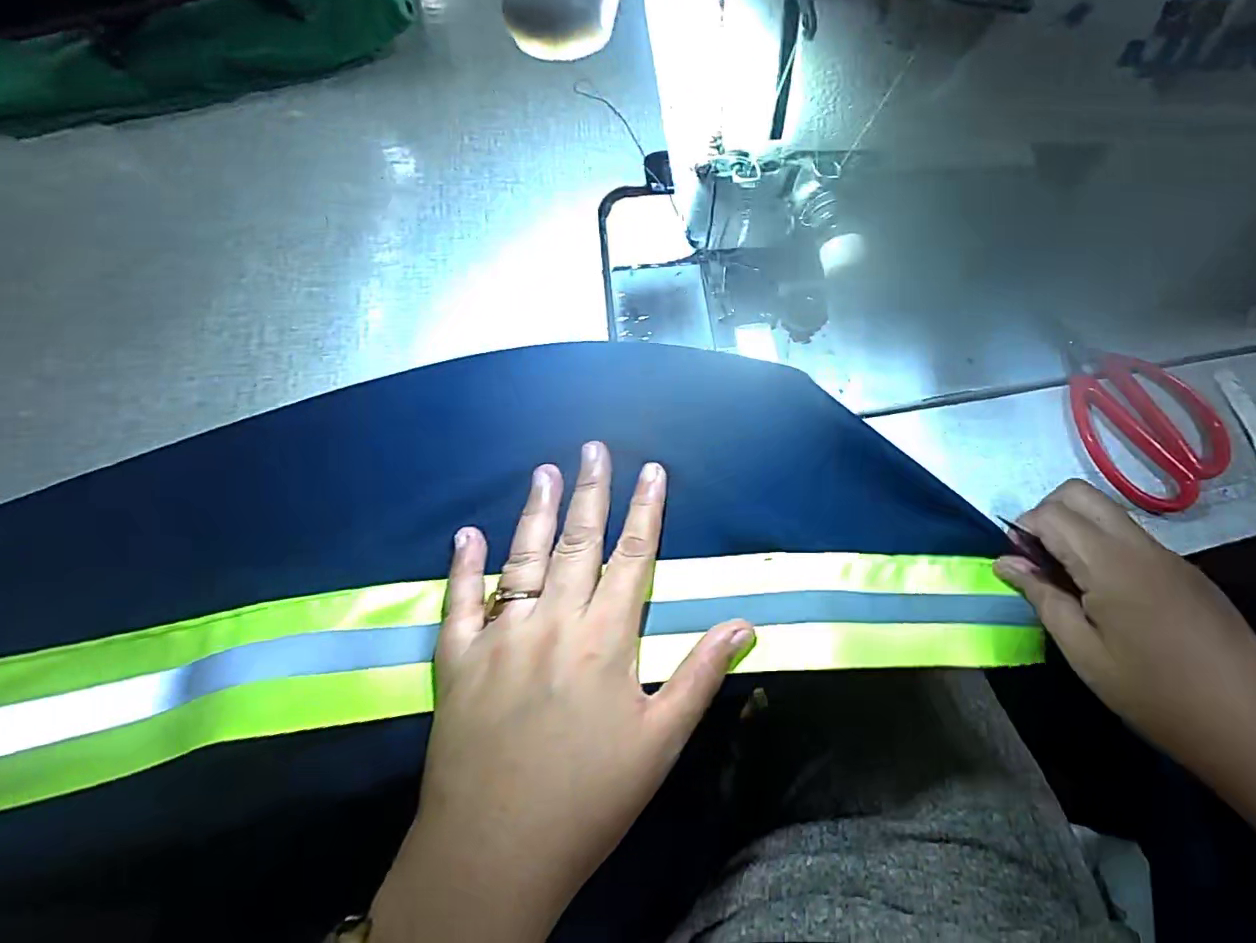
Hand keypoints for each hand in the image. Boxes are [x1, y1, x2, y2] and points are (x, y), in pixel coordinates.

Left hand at [370, 443, 754, 942]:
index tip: (652, 471)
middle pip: (578, 546)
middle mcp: (552, 627)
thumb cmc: (591, 797)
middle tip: (595, 449)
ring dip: (536, 513)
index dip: (646, 511)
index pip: (632, 558)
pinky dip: (462, 567)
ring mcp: (498, 644)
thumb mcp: (662, 738)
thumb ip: (702, 672)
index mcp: (605, 640)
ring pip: (521, 562)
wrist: (489, 860)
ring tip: (545, 470)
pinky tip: (466, 534)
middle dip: (592, 493)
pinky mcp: (455, 670)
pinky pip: (457, 606)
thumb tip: (745, 622)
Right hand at [993, 480, 1255, 780]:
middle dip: (1047, 514)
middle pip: (1080, 494)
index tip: (1015, 563)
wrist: (1247, 715)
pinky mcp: (1182, 567)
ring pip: (1107, 511)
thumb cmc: (1155, 692)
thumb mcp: (1085, 654)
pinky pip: (1130, 536)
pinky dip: (1103, 545)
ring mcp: (1164, 551)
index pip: (1052, 513)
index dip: (1023, 529)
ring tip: (1068, 582)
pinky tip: (1107, 595)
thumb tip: (1007, 562)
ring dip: (1076, 528)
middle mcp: (1136, 541)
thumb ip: (1044, 598)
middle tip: (1039, 563)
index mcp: (1108, 559)